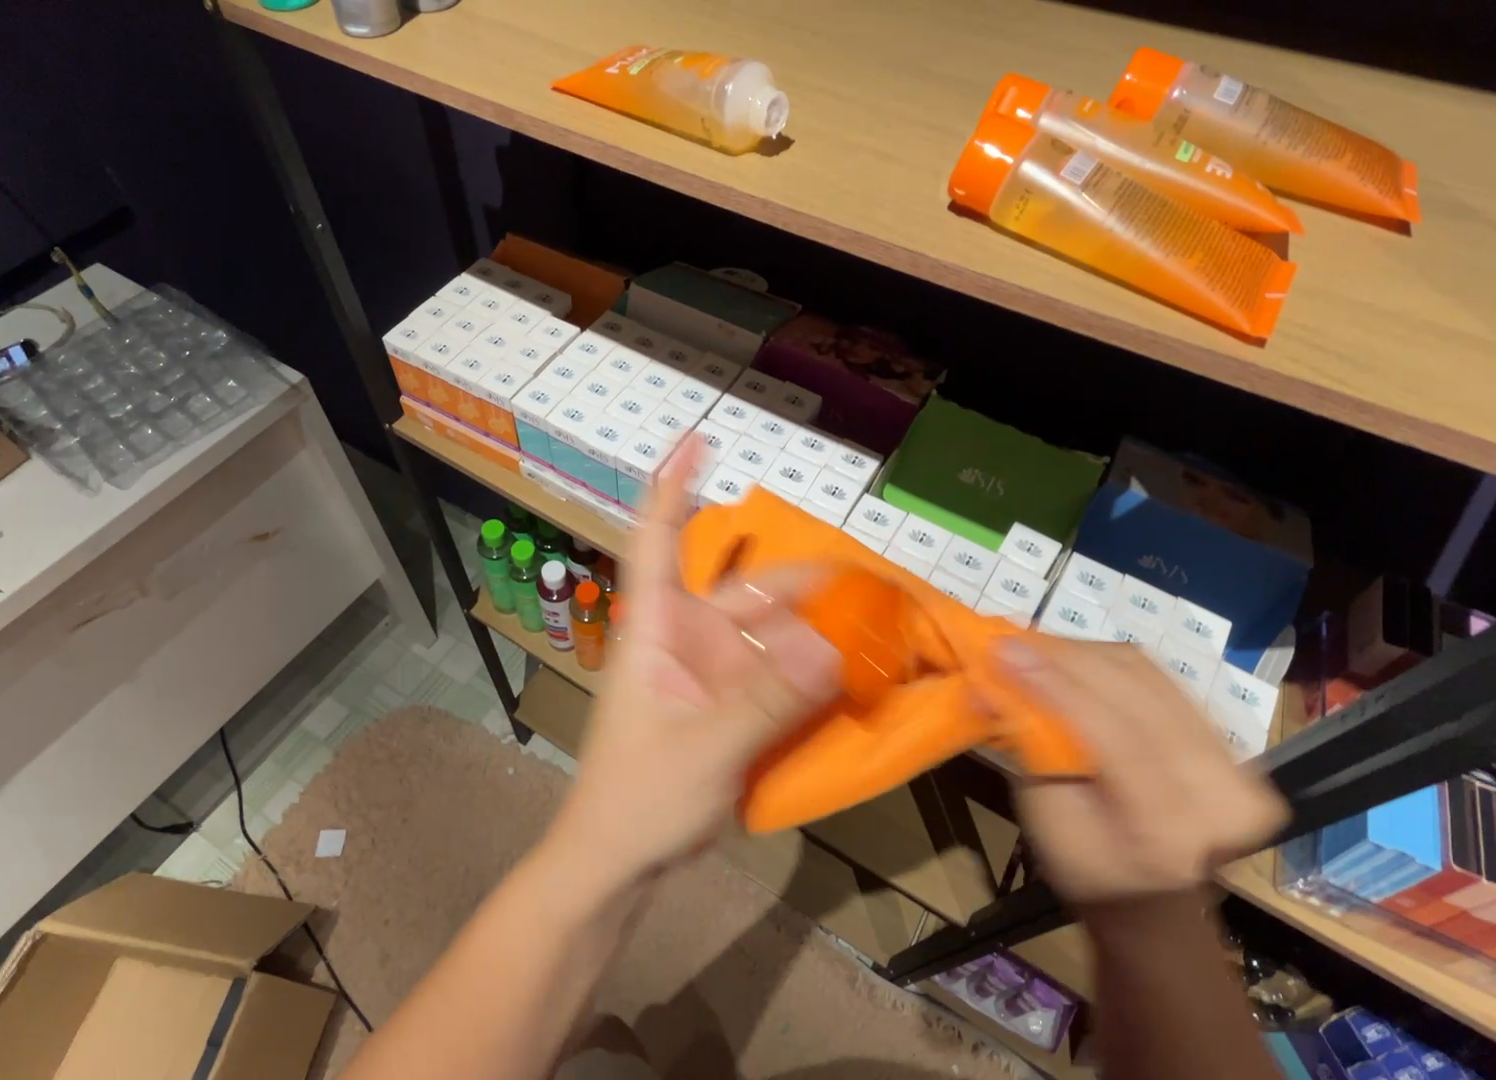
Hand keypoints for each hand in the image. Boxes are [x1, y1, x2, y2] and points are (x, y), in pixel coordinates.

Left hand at [547, 447, 841, 889]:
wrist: (619, 861)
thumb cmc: (638, 796)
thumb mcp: (706, 745)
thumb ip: (769, 698)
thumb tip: (833, 646)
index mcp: (656, 629)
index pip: (656, 541)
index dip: (672, 488)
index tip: (696, 438)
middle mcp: (685, 639)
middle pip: (745, 590)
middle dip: (798, 584)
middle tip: (867, 586)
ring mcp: (709, 675)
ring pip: (769, 632)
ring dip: (814, 630)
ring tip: (876, 626)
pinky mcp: (728, 707)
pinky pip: (776, 674)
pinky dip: (809, 669)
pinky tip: (853, 669)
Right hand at [993, 638, 1287, 902]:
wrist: (1152, 894)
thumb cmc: (1084, 863)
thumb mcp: (1043, 817)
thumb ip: (1024, 749)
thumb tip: (982, 685)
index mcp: (1172, 833)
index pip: (1119, 740)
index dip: (1058, 688)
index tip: (1004, 650)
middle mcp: (1223, 795)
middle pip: (1139, 697)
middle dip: (1067, 660)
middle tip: (1009, 640)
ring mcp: (1240, 766)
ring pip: (1151, 678)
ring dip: (1086, 654)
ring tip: (1035, 646)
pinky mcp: (1235, 743)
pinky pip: (1164, 680)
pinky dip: (1110, 661)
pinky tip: (1071, 656)